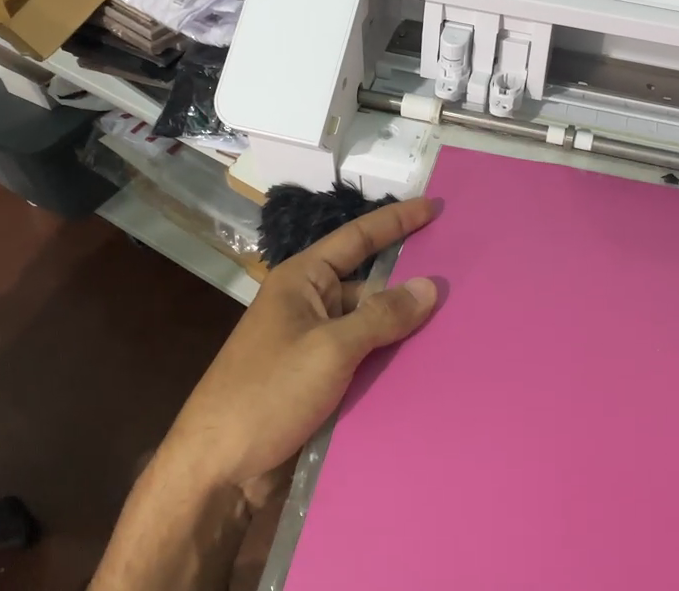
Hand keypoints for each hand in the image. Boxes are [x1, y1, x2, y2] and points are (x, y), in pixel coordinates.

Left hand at [161, 196, 442, 499]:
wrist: (216, 471)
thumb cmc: (266, 393)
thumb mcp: (329, 349)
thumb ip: (382, 316)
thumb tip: (430, 284)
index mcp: (302, 280)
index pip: (357, 238)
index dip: (397, 221)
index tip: (435, 207)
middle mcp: (308, 305)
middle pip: (369, 285)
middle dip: (408, 286)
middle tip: (461, 282)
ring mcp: (312, 346)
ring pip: (369, 327)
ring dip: (402, 331)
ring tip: (458, 327)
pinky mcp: (317, 384)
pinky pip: (363, 362)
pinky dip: (390, 363)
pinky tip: (427, 370)